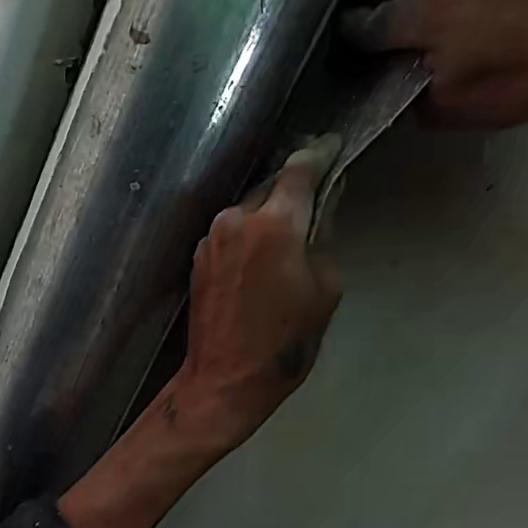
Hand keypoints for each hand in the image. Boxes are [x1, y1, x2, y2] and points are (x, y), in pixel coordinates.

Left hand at [58, 139, 343, 527]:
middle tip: (313, 207)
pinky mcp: (197, 258)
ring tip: (284, 244)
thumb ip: (321, 241)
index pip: (299, 169)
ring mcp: (210, 238)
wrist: (224, 379)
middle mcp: (236, 219)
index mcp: (274, 223)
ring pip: (247, 212)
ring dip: (267, 218)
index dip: (319, 156)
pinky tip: (258, 263)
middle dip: (292, 195)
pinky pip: (230, 235)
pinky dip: (247, 238)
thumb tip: (314, 216)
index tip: (331, 148)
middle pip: (270, 189)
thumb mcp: (325, 290)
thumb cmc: (284, 341)